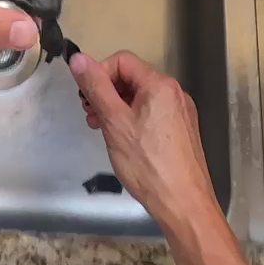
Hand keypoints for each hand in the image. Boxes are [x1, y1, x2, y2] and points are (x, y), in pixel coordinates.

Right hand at [69, 50, 220, 232]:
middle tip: (91, 116)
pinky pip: (152, 113)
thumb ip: (95, 86)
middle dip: (106, 92)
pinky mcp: (182, 131)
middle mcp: (174, 92)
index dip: (99, 74)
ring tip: (103, 130)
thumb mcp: (114, 122)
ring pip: (140, 97)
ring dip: (117, 107)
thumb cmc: (148, 164)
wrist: (185, 206)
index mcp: (160, 84)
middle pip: (131, 78)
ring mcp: (181, 113)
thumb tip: (77, 57)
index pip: (121, 61)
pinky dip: (133, 119)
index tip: (87, 99)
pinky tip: (124, 141)